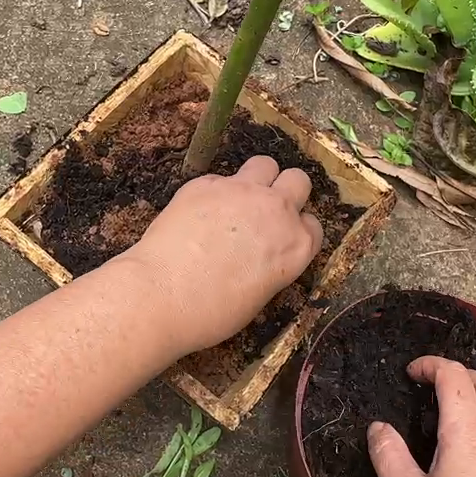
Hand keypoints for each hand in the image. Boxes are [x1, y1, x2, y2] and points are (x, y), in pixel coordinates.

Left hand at [112, 155, 323, 354]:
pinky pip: (220, 178)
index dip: (296, 230)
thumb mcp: (259, 295)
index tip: (281, 239)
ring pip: (264, 164)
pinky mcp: (206, 182)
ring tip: (237, 201)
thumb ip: (271, 264)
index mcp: (296, 245)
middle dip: (286, 191)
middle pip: (298, 180)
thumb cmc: (211, 312)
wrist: (162, 295)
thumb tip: (260, 256)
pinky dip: (214, 192)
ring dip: (256, 179)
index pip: (313, 224)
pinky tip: (198, 214)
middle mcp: (276, 210)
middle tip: (265, 212)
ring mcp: (241, 190)